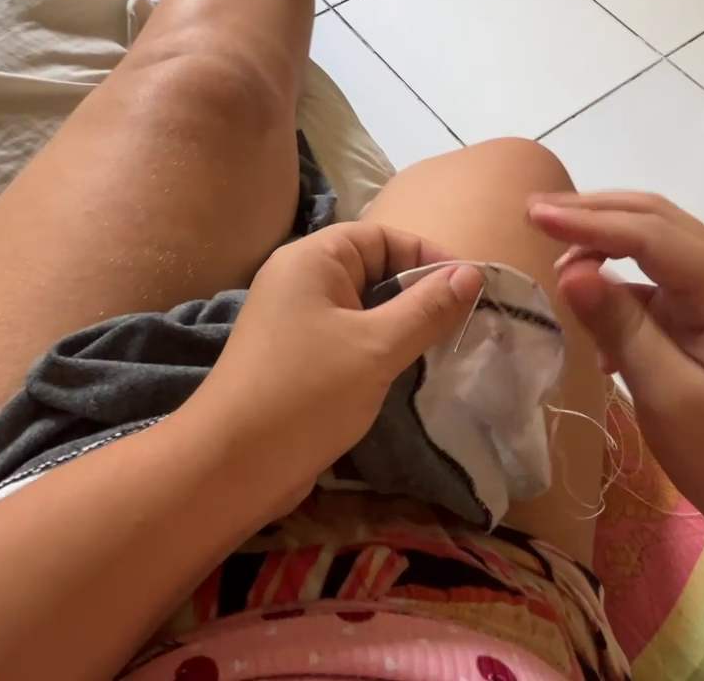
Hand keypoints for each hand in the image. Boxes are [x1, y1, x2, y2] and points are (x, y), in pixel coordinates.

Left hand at [183, 222, 484, 513]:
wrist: (232, 465)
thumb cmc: (306, 393)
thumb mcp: (376, 347)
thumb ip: (426, 309)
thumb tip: (471, 273)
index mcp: (312, 258)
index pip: (382, 237)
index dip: (428, 255)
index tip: (472, 289)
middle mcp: (298, 278)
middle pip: (371, 267)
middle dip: (417, 291)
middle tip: (463, 322)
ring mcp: (293, 318)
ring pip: (361, 305)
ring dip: (400, 321)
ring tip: (442, 346)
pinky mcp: (294, 354)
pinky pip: (346, 334)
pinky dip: (377, 345)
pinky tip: (403, 370)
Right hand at [527, 192, 703, 534]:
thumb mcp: (667, 395)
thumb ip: (620, 326)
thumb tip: (571, 270)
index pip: (655, 236)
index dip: (592, 221)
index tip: (535, 216)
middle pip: (662, 223)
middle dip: (598, 213)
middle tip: (537, 215)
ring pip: (660, 246)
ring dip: (607, 241)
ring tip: (557, 258)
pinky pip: (659, 282)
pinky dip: (620, 282)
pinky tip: (592, 311)